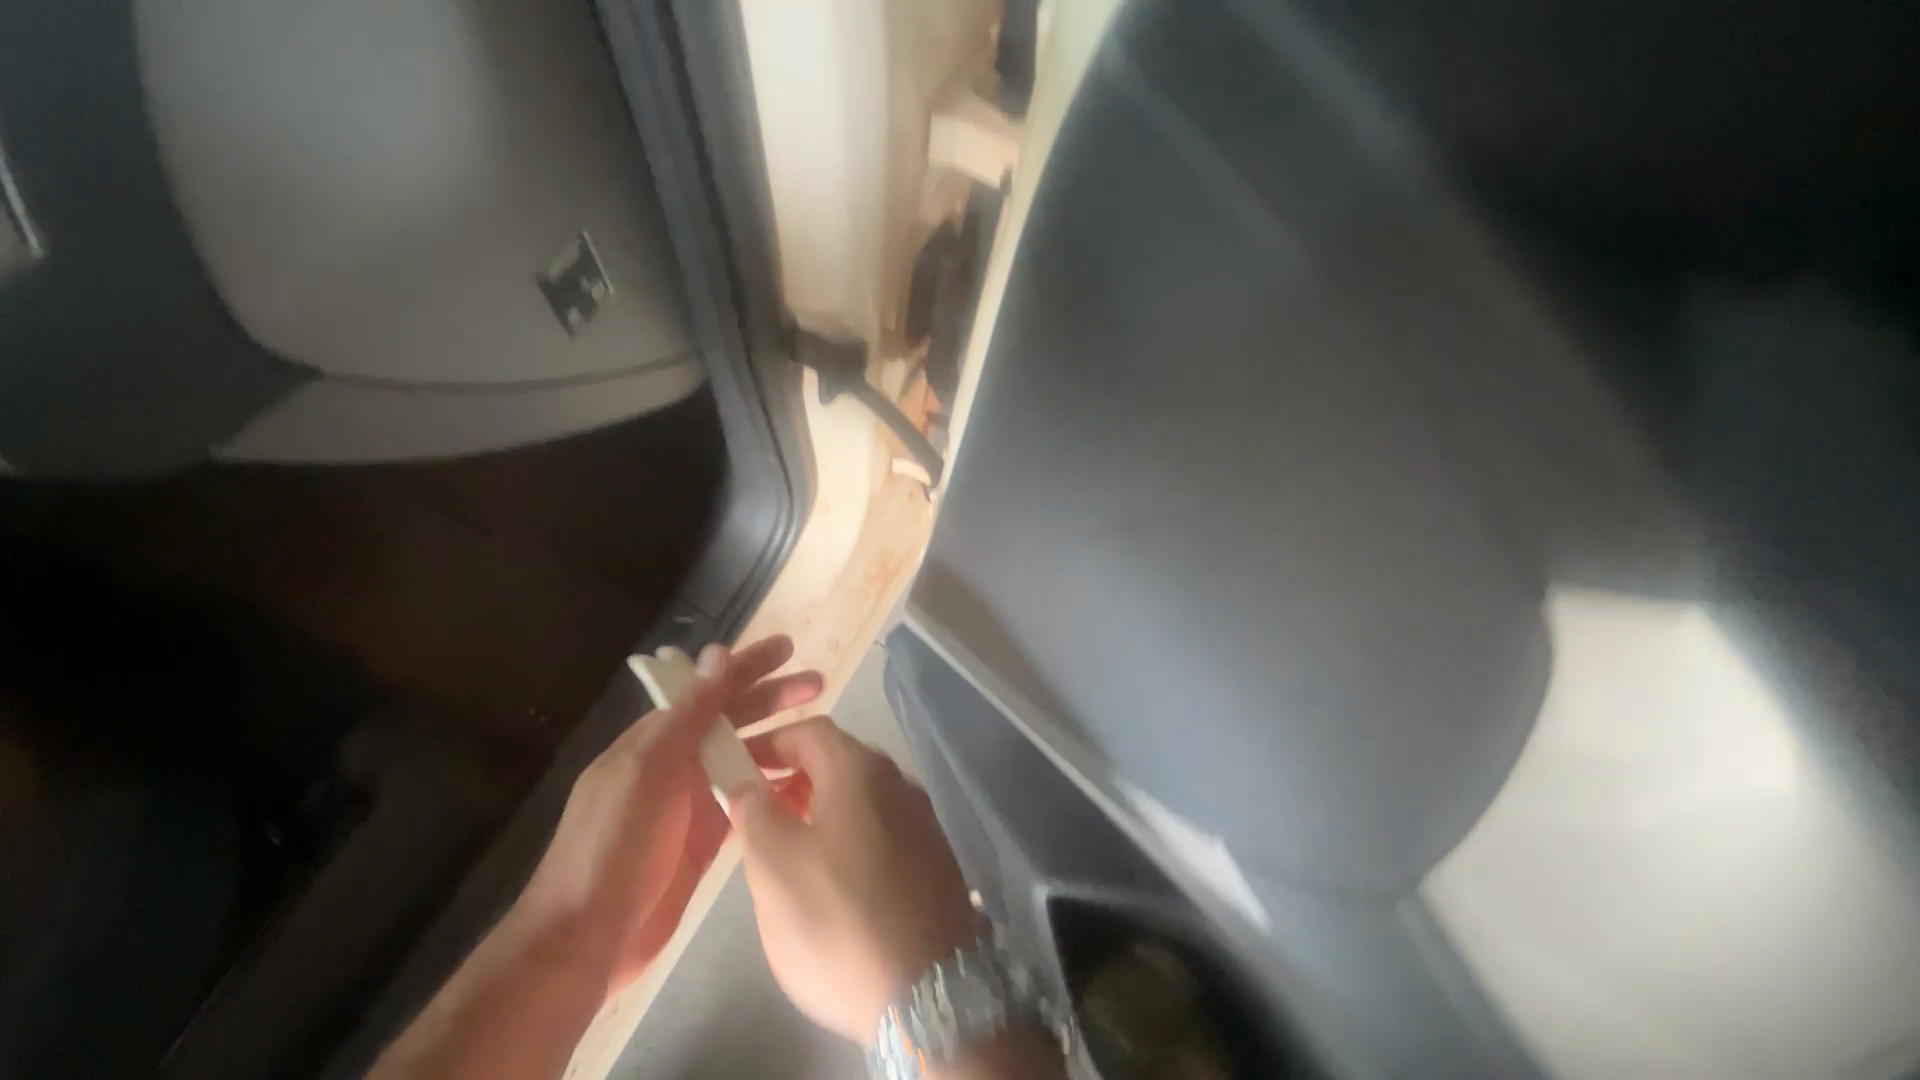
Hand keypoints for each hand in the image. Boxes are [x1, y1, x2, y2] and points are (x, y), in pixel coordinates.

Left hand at [517, 636, 822, 992]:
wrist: (585, 938)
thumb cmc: (613, 845)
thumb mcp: (650, 770)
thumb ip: (689, 715)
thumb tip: (717, 654)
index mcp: (656, 741)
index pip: (710, 690)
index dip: (749, 667)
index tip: (788, 648)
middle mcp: (674, 765)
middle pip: (732, 720)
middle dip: (773, 698)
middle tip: (819, 682)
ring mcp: (689, 805)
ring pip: (743, 760)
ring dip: (778, 741)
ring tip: (822, 733)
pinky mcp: (703, 842)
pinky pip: (745, 802)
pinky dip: (773, 788)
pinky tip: (805, 785)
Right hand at [729, 716, 979, 1043]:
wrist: (928, 994)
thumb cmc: (839, 919)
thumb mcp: (776, 866)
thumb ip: (756, 814)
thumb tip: (749, 786)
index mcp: (862, 772)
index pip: (811, 732)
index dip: (770, 743)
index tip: (738, 765)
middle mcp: (900, 784)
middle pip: (839, 763)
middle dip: (794, 780)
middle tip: (757, 814)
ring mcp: (923, 823)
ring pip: (861, 801)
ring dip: (821, 812)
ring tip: (786, 850)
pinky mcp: (934, 862)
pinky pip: (881, 832)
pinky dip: (849, 839)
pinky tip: (832, 880)